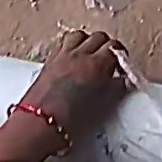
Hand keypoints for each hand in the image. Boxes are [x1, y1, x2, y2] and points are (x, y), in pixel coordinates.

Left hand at [0, 30, 127, 161]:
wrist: (38, 126)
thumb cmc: (71, 122)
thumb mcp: (100, 106)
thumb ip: (114, 89)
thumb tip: (123, 81)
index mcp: (96, 66)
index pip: (115, 48)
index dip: (120, 55)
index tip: (121, 66)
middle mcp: (80, 55)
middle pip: (99, 37)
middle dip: (106, 46)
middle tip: (108, 61)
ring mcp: (63, 55)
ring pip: (80, 35)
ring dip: (87, 42)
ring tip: (89, 56)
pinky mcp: (49, 59)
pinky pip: (63, 42)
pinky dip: (71, 45)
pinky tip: (72, 59)